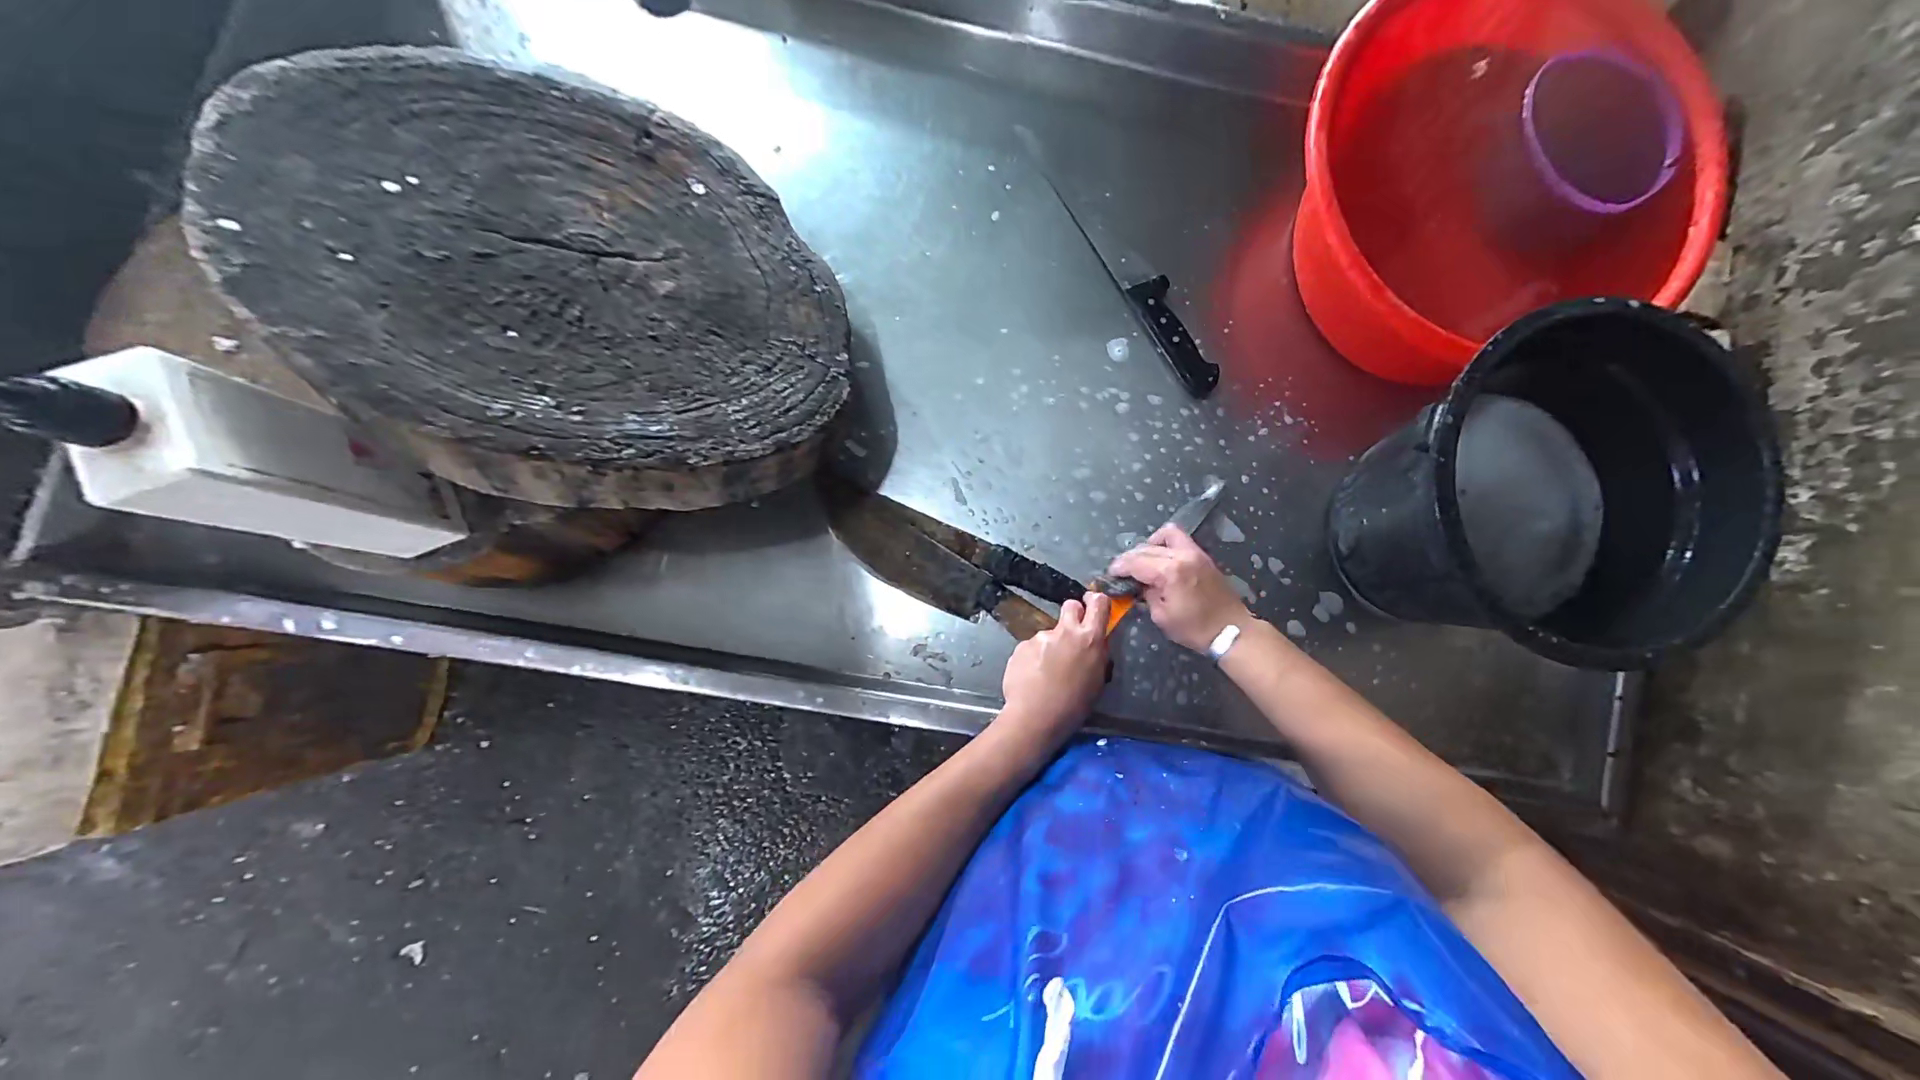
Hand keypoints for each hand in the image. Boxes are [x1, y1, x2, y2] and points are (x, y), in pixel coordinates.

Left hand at [998, 591, 1110, 739]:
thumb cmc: (1073, 705)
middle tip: (1070, 634)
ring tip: (1045, 671)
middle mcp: (1065, 632)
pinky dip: (1033, 657)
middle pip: (1071, 605)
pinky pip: (1032, 647)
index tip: (1093, 604)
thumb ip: (1097, 655)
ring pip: (1049, 633)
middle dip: (1073, 615)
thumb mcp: (1096, 680)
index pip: (1099, 605)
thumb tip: (1095, 644)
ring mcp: (1041, 637)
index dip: (1096, 601)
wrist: (1036, 716)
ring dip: (1050, 645)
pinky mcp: (1022, 645)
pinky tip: (1032, 676)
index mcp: (1090, 639)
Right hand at [1107, 525, 1251, 652]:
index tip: (1110, 574)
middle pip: (1146, 548)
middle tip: (1122, 572)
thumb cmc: (1195, 628)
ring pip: (1165, 535)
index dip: (1119, 567)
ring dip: (1148, 546)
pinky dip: (1165, 543)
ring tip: (1142, 562)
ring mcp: (1195, 552)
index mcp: (1170, 571)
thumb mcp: (1162, 616)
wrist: (1232, 630)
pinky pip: (1180, 539)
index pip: (1135, 562)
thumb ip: (1147, 594)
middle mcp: (1182, 555)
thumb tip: (1140, 584)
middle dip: (1130, 558)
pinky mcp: (1203, 556)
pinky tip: (1160, 558)